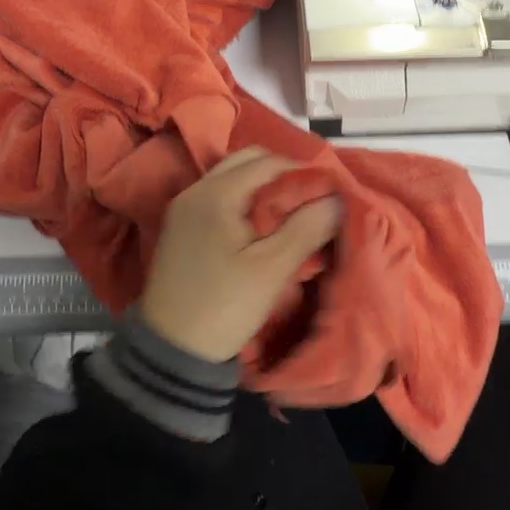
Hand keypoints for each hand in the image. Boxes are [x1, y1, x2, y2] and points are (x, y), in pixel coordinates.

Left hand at [139, 148, 343, 362]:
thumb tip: (338, 199)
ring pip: (230, 177)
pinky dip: (241, 200)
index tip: (325, 196)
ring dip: (260, 187)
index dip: (301, 173)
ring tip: (287, 215)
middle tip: (306, 203)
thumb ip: (306, 228)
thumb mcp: (272, 269)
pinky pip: (217, 196)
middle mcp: (195, 189)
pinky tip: (258, 226)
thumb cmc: (225, 305)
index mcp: (216, 193)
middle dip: (280, 174)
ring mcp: (183, 207)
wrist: (171, 349)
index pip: (268, 162)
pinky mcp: (180, 225)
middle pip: (246, 161)